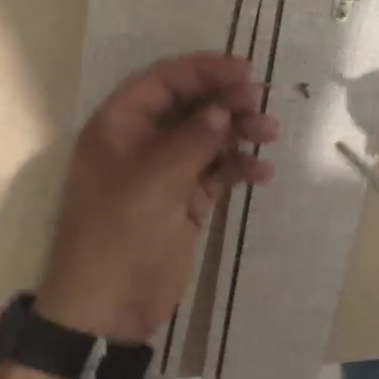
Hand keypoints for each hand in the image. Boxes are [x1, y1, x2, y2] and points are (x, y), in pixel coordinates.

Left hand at [35, 53, 277, 342]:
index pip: (163, 82)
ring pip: (207, 138)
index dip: (202, 70)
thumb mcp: (152, 184)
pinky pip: (215, 174)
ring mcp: (163, 174)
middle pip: (189, 106)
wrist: (107, 308)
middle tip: (263, 105)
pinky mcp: (183, 203)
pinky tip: (263, 174)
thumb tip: (222, 109)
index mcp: (118, 127)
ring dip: (238, 134)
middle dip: (227, 101)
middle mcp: (141, 143)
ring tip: (271, 136)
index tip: (245, 71)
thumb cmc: (118, 238)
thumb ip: (190, 141)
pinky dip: (238, 170)